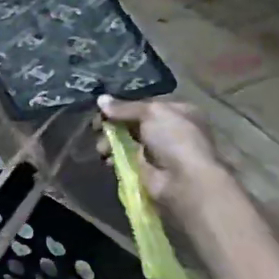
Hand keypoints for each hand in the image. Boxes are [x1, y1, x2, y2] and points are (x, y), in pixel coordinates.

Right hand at [96, 96, 226, 211]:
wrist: (182, 179)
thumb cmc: (174, 139)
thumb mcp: (152, 113)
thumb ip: (125, 107)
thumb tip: (100, 99)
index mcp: (175, 111)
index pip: (143, 105)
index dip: (121, 107)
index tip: (102, 111)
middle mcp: (166, 129)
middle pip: (131, 123)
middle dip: (112, 125)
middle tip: (97, 129)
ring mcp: (154, 151)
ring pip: (124, 141)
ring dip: (109, 142)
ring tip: (102, 148)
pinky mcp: (142, 169)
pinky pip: (122, 159)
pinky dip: (112, 158)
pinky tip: (107, 159)